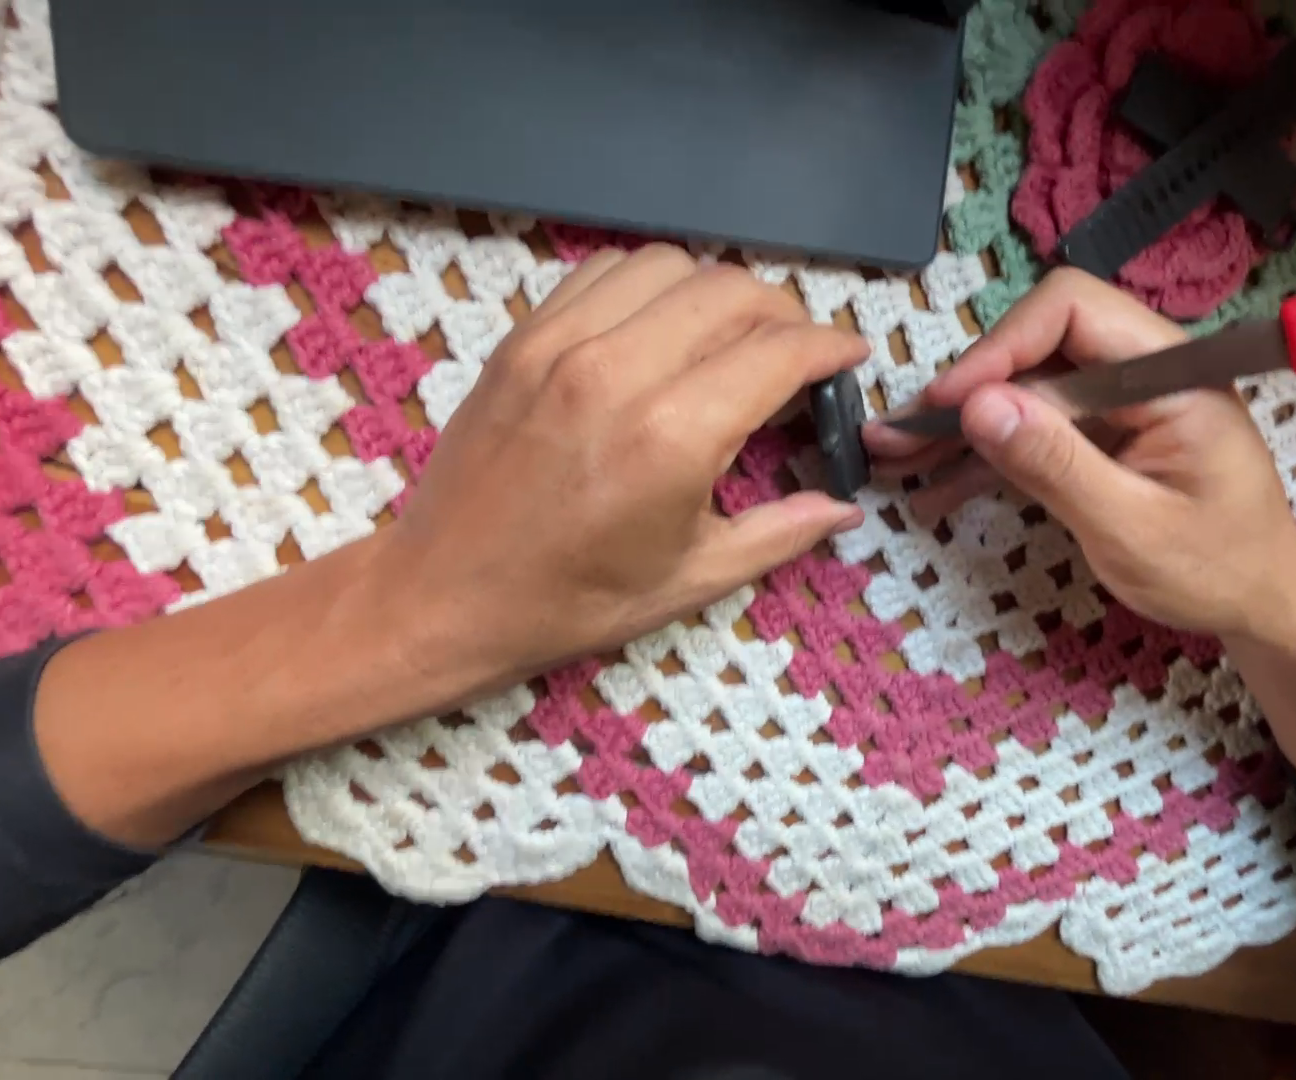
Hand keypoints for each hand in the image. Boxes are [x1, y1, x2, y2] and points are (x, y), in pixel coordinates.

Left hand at [370, 245, 867, 703]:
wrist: (445, 594)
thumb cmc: (577, 600)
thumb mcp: (694, 580)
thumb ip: (782, 533)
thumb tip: (846, 511)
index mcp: (673, 436)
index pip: (778, 353)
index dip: (829, 347)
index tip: (850, 356)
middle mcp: (620, 369)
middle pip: (733, 291)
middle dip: (786, 314)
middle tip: (798, 355)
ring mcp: (562, 342)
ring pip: (671, 266)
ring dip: (719, 293)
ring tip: (731, 339)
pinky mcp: (523, 337)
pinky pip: (605, 272)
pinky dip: (652, 285)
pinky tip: (661, 328)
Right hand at [866, 268, 1295, 641]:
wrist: (1257, 607)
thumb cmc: (1215, 571)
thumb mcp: (1131, 527)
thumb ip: (1056, 464)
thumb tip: (977, 405)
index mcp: (1168, 372)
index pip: (1071, 312)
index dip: (999, 347)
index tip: (946, 404)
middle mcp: (1137, 373)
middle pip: (1030, 355)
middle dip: (958, 397)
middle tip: (892, 439)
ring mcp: (1113, 408)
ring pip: (1018, 397)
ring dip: (956, 432)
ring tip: (892, 463)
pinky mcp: (1096, 440)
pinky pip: (1029, 437)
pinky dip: (982, 463)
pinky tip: (934, 493)